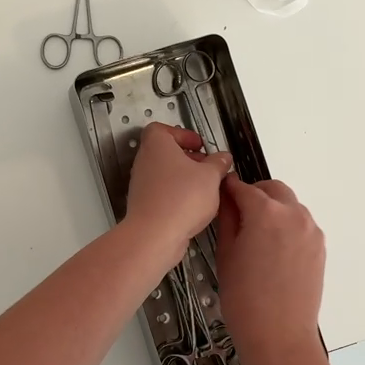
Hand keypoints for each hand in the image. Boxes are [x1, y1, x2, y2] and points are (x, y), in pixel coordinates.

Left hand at [124, 124, 232, 260]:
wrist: (155, 235)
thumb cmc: (181, 198)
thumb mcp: (211, 176)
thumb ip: (218, 163)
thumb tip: (223, 157)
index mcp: (156, 145)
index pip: (161, 129)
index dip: (181, 134)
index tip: (199, 145)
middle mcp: (144, 162)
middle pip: (165, 153)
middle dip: (189, 159)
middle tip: (208, 168)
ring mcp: (142, 184)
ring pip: (165, 174)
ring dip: (185, 179)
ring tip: (206, 189)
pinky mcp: (144, 205)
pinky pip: (163, 194)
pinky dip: (178, 196)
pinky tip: (195, 207)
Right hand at [215, 178, 325, 363]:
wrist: (279, 336)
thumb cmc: (245, 299)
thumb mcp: (225, 254)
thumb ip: (228, 219)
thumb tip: (228, 201)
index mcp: (266, 213)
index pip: (243, 188)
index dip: (229, 189)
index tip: (221, 192)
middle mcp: (293, 215)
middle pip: (273, 189)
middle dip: (255, 193)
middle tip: (238, 212)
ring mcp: (311, 231)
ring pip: (290, 205)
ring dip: (273, 209)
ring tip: (256, 235)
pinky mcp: (319, 247)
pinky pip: (301, 225)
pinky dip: (287, 226)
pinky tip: (273, 250)